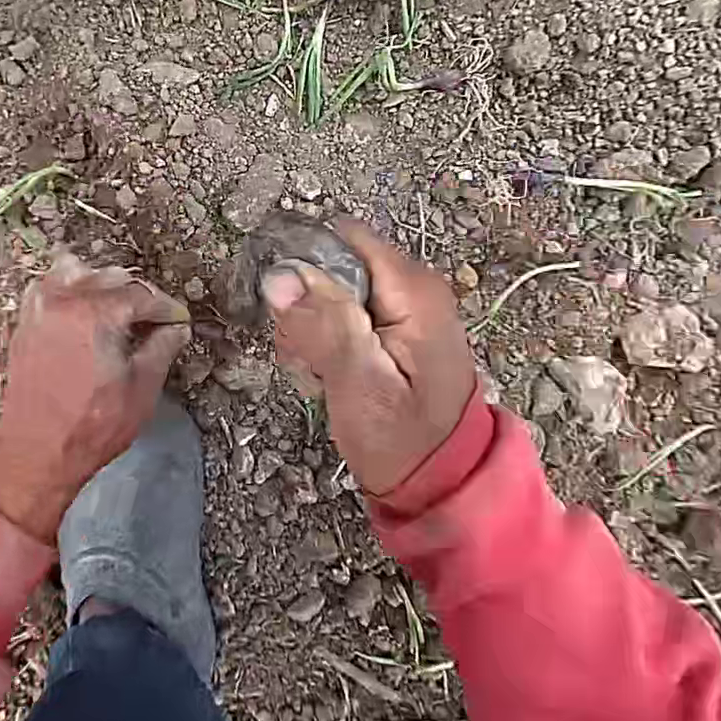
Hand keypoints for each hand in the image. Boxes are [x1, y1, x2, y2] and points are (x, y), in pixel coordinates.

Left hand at [0, 256, 188, 542]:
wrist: (36, 455)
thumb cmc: (95, 424)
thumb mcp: (144, 386)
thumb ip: (164, 346)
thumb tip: (176, 328)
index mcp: (97, 313)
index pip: (144, 295)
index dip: (168, 308)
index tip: (181, 322)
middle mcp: (65, 302)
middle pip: (114, 280)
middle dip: (141, 297)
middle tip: (158, 321)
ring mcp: (40, 311)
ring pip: (80, 275)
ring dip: (106, 287)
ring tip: (123, 311)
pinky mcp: (26, 326)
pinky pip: (49, 288)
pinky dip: (70, 288)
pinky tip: (85, 306)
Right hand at [264, 220, 476, 494]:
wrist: (440, 481)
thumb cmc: (404, 440)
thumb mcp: (360, 385)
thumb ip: (324, 327)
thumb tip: (281, 276)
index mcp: (413, 289)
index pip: (344, 239)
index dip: (306, 266)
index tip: (287, 309)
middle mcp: (413, 286)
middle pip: (336, 267)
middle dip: (307, 308)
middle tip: (308, 359)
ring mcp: (405, 306)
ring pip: (334, 294)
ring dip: (314, 332)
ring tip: (321, 375)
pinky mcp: (396, 327)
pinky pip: (346, 316)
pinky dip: (328, 344)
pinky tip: (331, 377)